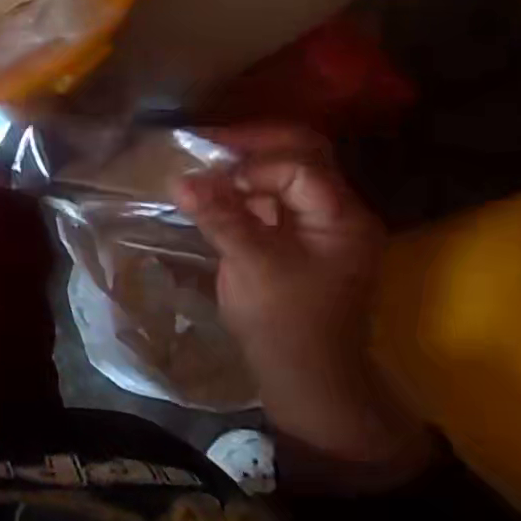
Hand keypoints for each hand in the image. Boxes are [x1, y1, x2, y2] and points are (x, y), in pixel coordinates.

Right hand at [173, 125, 433, 494]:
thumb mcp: (251, 265)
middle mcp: (336, 213)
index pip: (298, 166)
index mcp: (342, 217)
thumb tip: (179, 179)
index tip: (206, 174)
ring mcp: (316, 226)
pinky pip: (270, 199)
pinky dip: (241, 190)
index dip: (251, 165)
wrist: (304, 376)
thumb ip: (220, 217)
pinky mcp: (294, 240)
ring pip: (284, 174)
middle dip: (252, 146)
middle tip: (204, 145)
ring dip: (245, 165)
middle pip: (301, 156)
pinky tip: (212, 194)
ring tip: (203, 164)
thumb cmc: (285, 321)